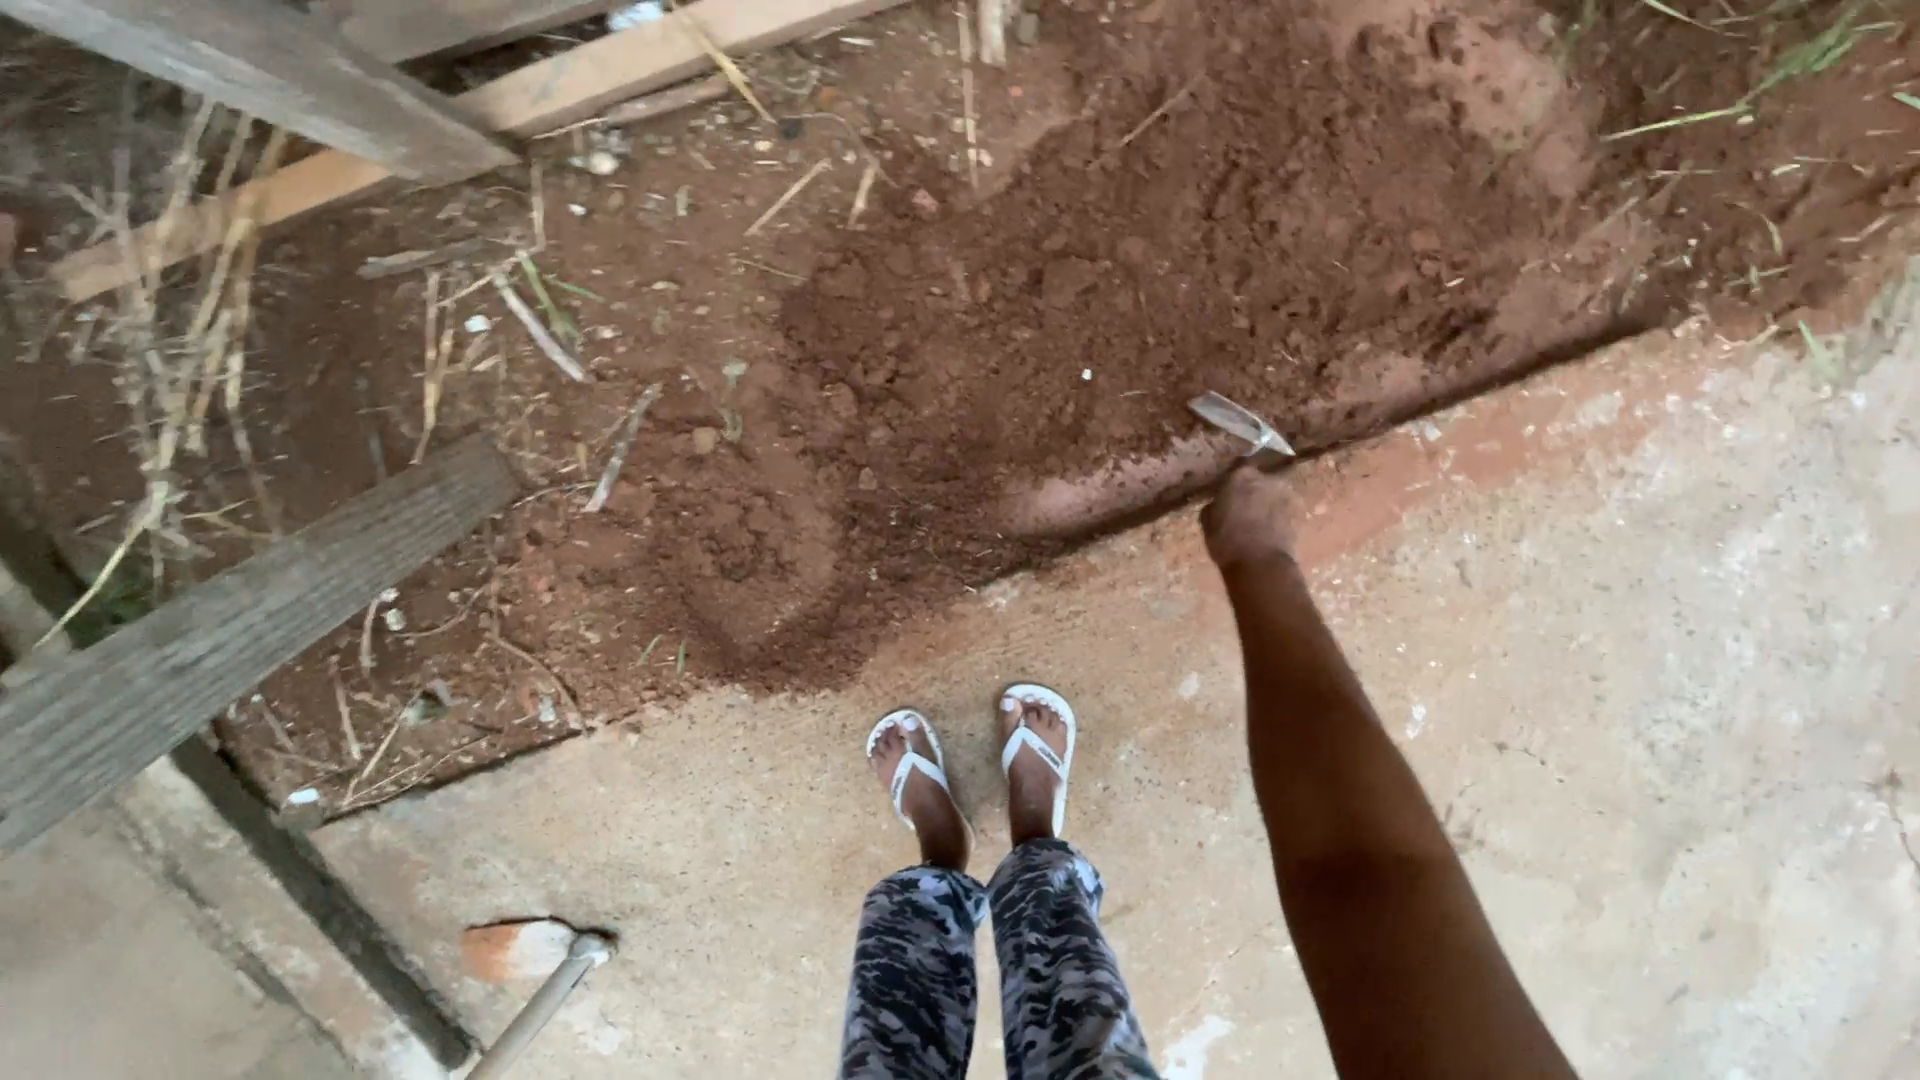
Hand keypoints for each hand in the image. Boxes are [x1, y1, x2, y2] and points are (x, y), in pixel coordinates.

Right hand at [1201, 465, 1298, 569]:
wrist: (1260, 565)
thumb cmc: (1226, 541)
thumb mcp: (1208, 521)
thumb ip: (1215, 504)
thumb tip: (1220, 502)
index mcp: (1240, 475)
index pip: (1236, 467)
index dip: (1231, 479)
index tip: (1226, 490)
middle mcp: (1266, 478)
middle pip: (1257, 479)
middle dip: (1250, 489)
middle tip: (1240, 505)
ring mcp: (1285, 494)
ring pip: (1271, 493)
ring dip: (1264, 502)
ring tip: (1255, 519)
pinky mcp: (1298, 512)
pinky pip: (1281, 509)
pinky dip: (1274, 515)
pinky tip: (1266, 529)